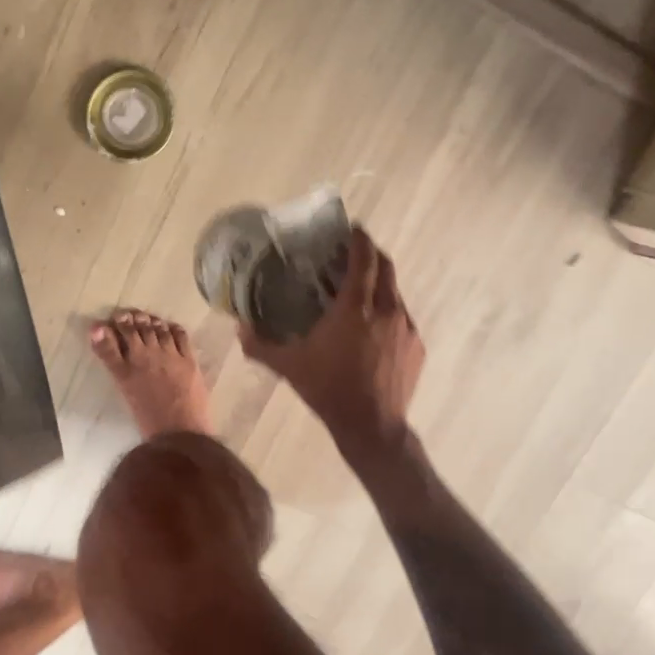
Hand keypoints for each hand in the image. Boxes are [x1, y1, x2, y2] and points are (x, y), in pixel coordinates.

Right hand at [239, 227, 424, 450]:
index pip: (364, 258)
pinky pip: (402, 319)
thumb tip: (238, 328)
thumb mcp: (289, 366)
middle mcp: (386, 309)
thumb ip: (260, 345)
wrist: (371, 426)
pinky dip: (387, 314)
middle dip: (371, 254)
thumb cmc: (328, 390)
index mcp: (355, 307)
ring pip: (395, 293)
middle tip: (353, 253)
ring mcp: (406, 328)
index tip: (351, 228)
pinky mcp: (416, 347)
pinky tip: (372, 332)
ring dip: (379, 285)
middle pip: (385, 266)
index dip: (359, 238)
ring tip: (360, 293)